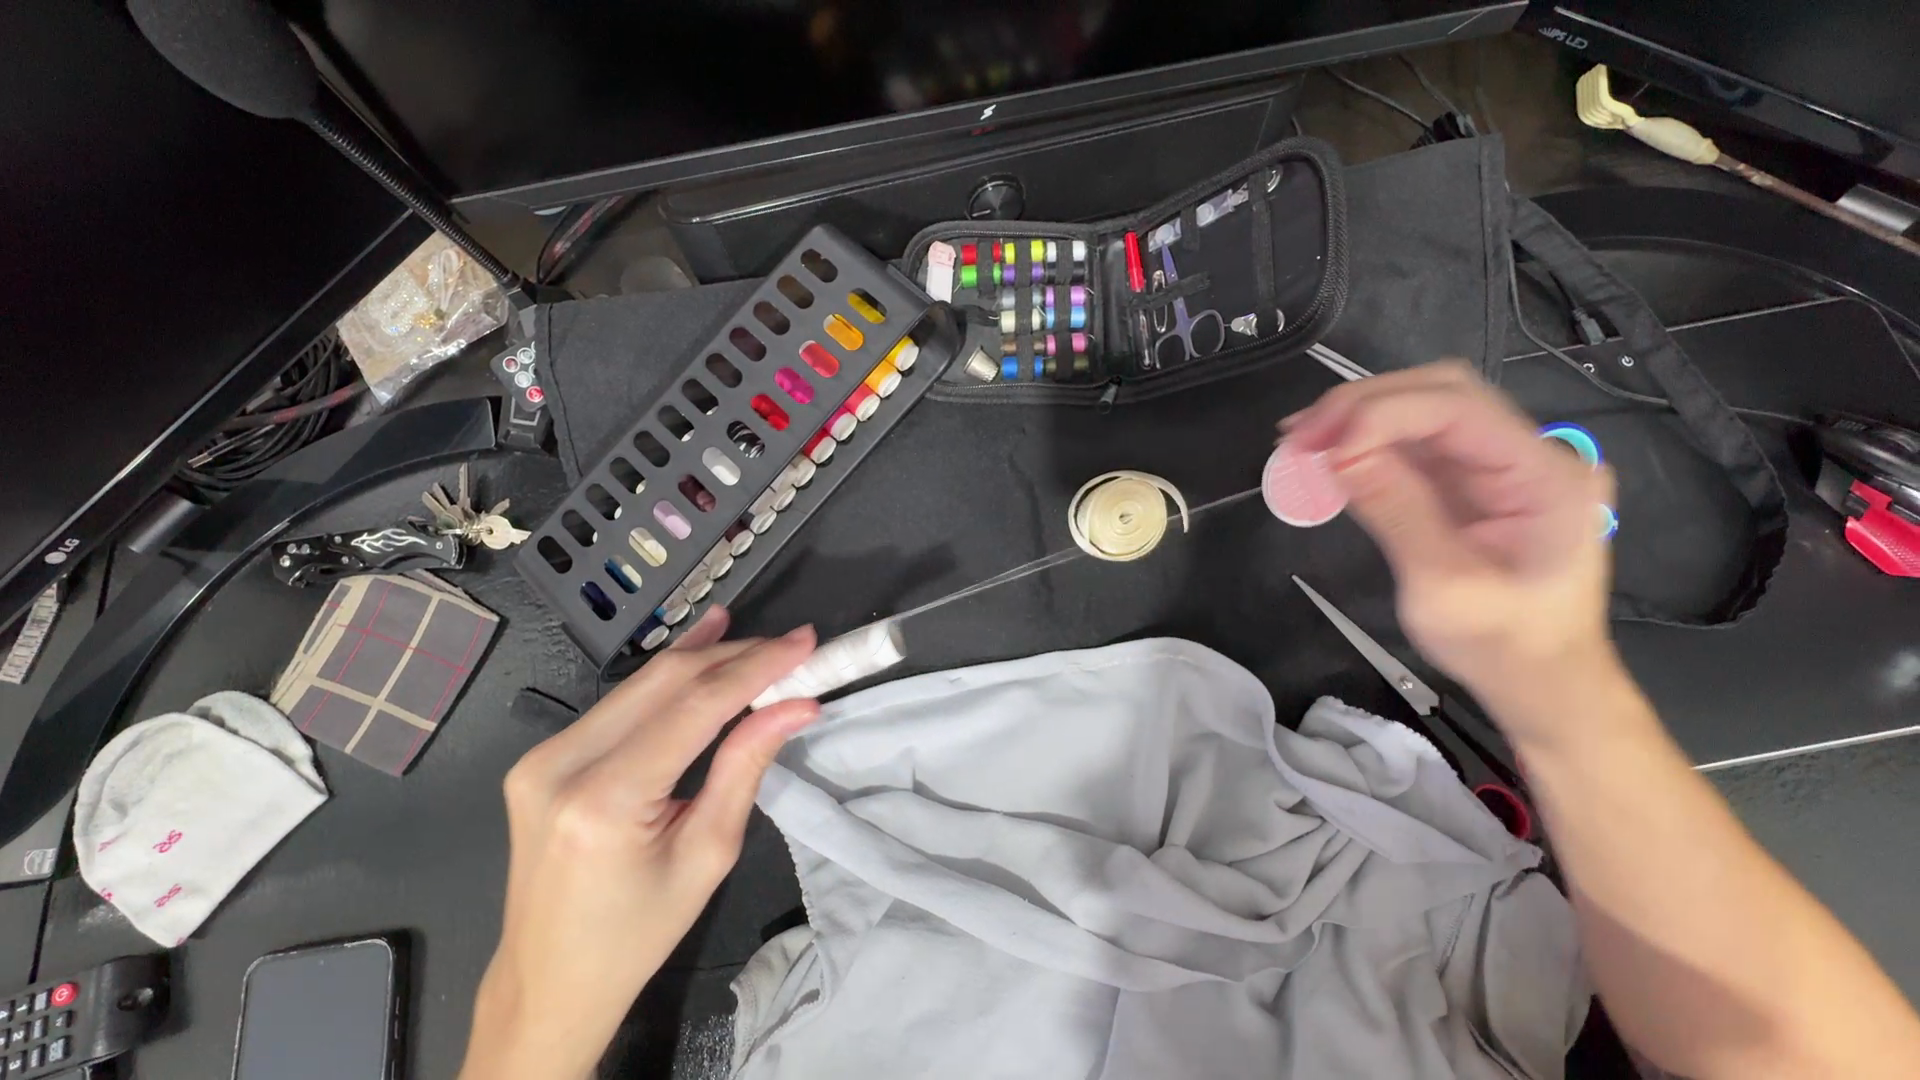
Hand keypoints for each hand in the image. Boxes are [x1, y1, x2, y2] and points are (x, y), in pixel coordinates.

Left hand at [459, 609, 817, 1079]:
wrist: (550, 981)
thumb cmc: (639, 934)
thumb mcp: (708, 854)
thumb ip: (745, 766)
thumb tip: (796, 706)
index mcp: (605, 799)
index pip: (695, 706)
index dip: (755, 666)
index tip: (803, 641)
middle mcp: (561, 764)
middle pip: (664, 682)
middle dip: (733, 655)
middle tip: (790, 644)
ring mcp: (543, 757)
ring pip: (639, 684)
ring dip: (702, 660)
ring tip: (757, 641)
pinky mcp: (542, 758)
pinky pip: (617, 704)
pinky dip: (666, 680)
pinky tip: (699, 649)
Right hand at [1283, 362, 1615, 721]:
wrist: (1542, 682)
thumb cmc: (1501, 647)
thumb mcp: (1442, 586)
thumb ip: (1395, 510)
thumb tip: (1334, 455)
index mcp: (1545, 476)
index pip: (1458, 409)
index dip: (1381, 415)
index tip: (1319, 445)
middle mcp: (1530, 454)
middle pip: (1442, 392)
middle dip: (1363, 406)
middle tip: (1299, 435)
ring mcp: (1503, 463)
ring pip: (1425, 408)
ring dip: (1358, 418)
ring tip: (1302, 440)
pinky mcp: (1475, 478)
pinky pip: (1417, 442)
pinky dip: (1367, 442)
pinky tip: (1327, 452)